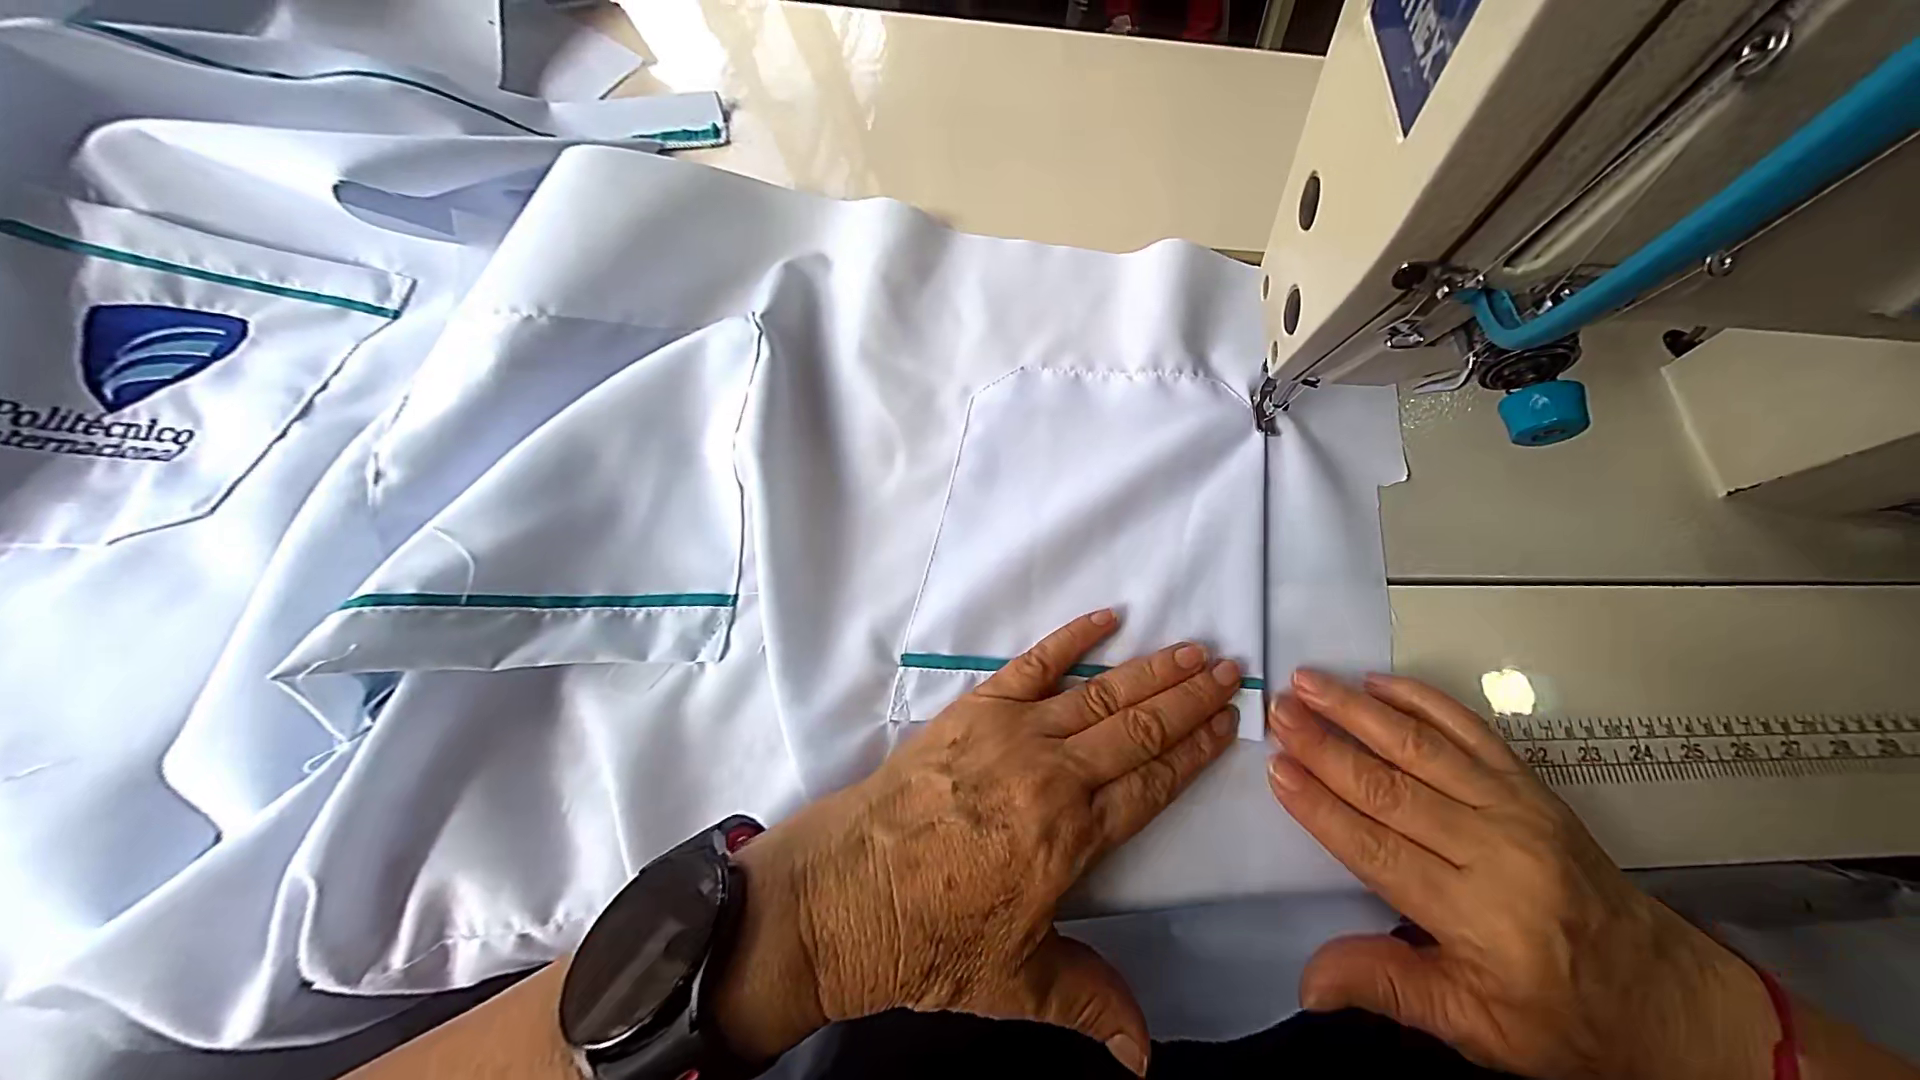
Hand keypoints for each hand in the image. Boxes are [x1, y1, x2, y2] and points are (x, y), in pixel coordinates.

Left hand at [709, 610, 1243, 1074]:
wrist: (841, 891)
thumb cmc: (927, 938)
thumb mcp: (1015, 983)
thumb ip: (1088, 1003)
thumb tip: (1145, 1058)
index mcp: (1071, 837)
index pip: (1152, 783)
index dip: (1195, 752)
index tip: (1229, 724)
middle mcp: (1051, 775)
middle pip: (1138, 730)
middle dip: (1191, 699)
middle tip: (1230, 671)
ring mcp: (1011, 734)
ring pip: (1099, 694)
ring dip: (1152, 671)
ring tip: (1194, 650)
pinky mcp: (973, 709)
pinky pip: (1031, 665)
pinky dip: (1070, 640)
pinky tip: (1105, 619)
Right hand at [1265, 671, 1777, 1079]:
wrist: (1670, 997)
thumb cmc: (1562, 1017)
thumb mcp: (1477, 1027)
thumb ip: (1387, 987)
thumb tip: (1307, 983)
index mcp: (1480, 918)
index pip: (1377, 849)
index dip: (1320, 807)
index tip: (1276, 768)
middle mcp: (1499, 853)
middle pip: (1392, 787)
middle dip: (1326, 745)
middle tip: (1279, 711)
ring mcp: (1519, 810)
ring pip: (1423, 747)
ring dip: (1358, 710)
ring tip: (1309, 682)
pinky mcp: (1532, 787)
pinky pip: (1472, 731)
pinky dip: (1423, 699)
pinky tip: (1379, 681)